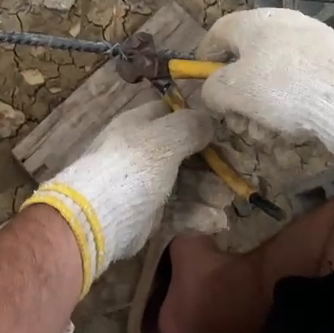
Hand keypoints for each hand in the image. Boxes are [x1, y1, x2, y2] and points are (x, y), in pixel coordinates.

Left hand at [24, 104, 210, 296]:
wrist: (97, 219)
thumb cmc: (131, 168)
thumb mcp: (163, 138)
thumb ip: (190, 126)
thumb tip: (209, 120)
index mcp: (140, 125)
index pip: (173, 113)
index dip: (200, 120)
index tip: (226, 131)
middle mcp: (143, 151)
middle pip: (185, 151)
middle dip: (211, 162)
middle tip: (236, 172)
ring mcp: (145, 183)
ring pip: (185, 183)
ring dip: (208, 190)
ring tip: (226, 200)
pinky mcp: (149, 214)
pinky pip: (179, 210)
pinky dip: (198, 214)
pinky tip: (217, 220)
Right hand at [195, 8, 333, 188]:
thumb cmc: (282, 87)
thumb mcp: (233, 92)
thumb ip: (213, 90)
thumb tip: (212, 91)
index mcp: (252, 21)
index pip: (219, 32)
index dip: (207, 57)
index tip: (205, 82)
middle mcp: (282, 21)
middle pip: (250, 58)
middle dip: (241, 95)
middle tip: (242, 124)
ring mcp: (314, 37)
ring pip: (278, 72)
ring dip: (267, 104)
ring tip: (272, 135)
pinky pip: (306, 78)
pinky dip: (296, 100)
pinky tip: (301, 125)